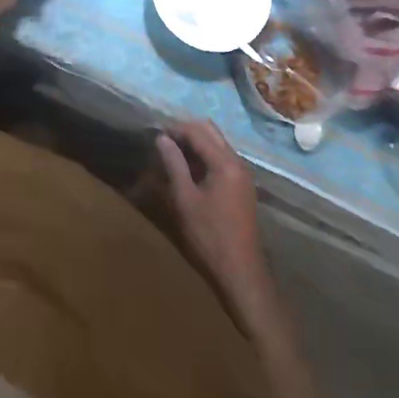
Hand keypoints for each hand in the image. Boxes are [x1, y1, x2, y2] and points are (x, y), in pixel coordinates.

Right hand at [157, 120, 269, 298]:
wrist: (240, 269)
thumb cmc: (208, 236)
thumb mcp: (185, 200)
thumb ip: (174, 166)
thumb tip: (162, 139)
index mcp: (225, 162)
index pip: (199, 131)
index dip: (176, 128)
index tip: (156, 132)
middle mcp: (238, 160)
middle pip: (211, 132)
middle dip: (187, 131)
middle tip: (163, 140)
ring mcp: (243, 172)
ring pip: (218, 143)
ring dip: (196, 143)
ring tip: (172, 153)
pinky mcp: (242, 184)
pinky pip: (223, 158)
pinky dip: (205, 156)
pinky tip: (189, 169)